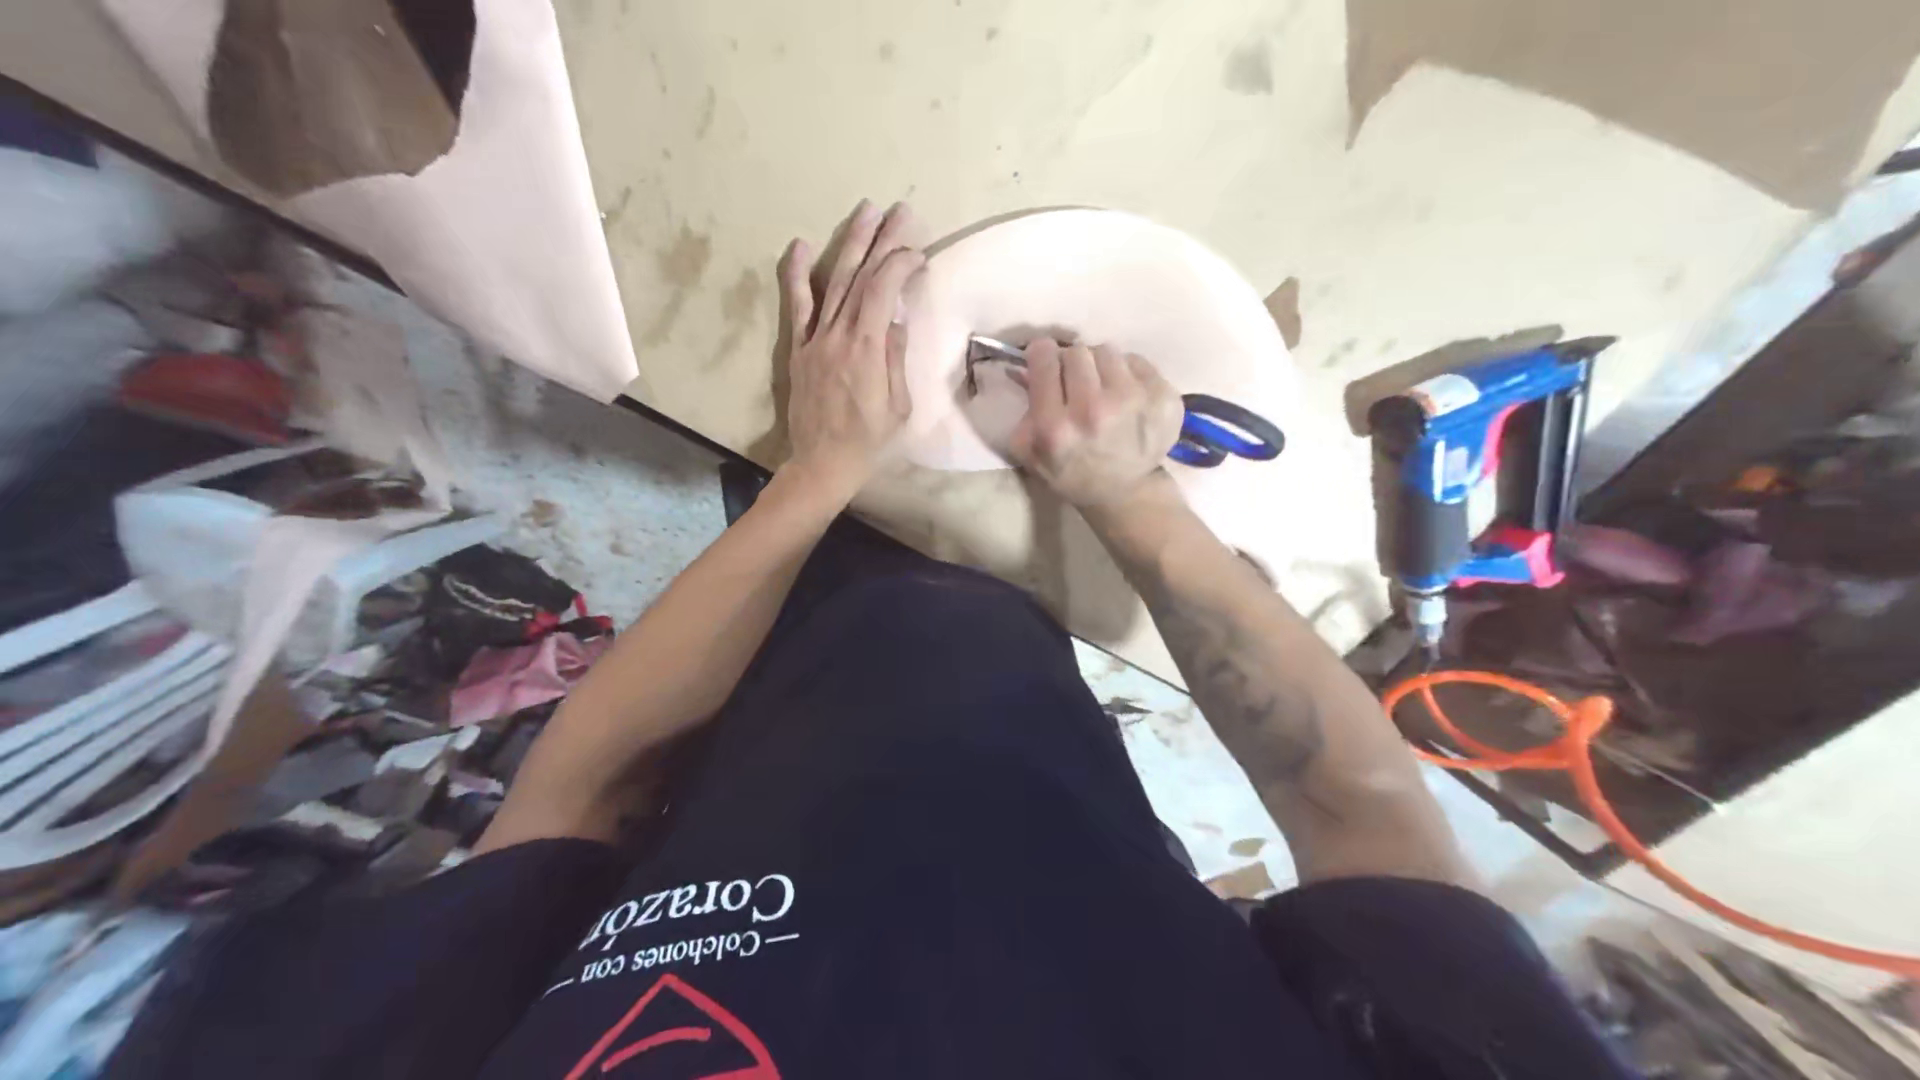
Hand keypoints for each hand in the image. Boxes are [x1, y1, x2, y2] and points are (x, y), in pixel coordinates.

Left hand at [776, 200, 924, 505]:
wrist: (823, 463)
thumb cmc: (869, 442)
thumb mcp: (898, 406)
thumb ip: (894, 358)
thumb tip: (893, 317)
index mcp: (866, 349)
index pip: (883, 290)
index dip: (901, 264)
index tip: (919, 254)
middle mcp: (838, 335)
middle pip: (861, 276)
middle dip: (881, 239)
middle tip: (898, 210)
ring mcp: (815, 339)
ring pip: (833, 282)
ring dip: (850, 244)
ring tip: (865, 212)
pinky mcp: (799, 349)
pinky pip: (797, 307)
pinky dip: (797, 274)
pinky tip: (800, 245)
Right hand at [1009, 339, 1184, 508]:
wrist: (1124, 492)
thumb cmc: (1071, 472)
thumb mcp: (1030, 451)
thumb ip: (1023, 408)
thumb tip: (1025, 368)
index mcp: (1055, 425)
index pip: (1044, 357)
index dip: (1042, 355)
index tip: (1045, 361)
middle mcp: (1093, 409)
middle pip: (1076, 352)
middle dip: (1072, 364)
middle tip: (1075, 382)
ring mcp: (1133, 401)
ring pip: (1107, 351)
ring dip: (1100, 366)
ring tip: (1102, 389)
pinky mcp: (1163, 397)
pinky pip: (1137, 361)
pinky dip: (1128, 374)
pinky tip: (1126, 398)